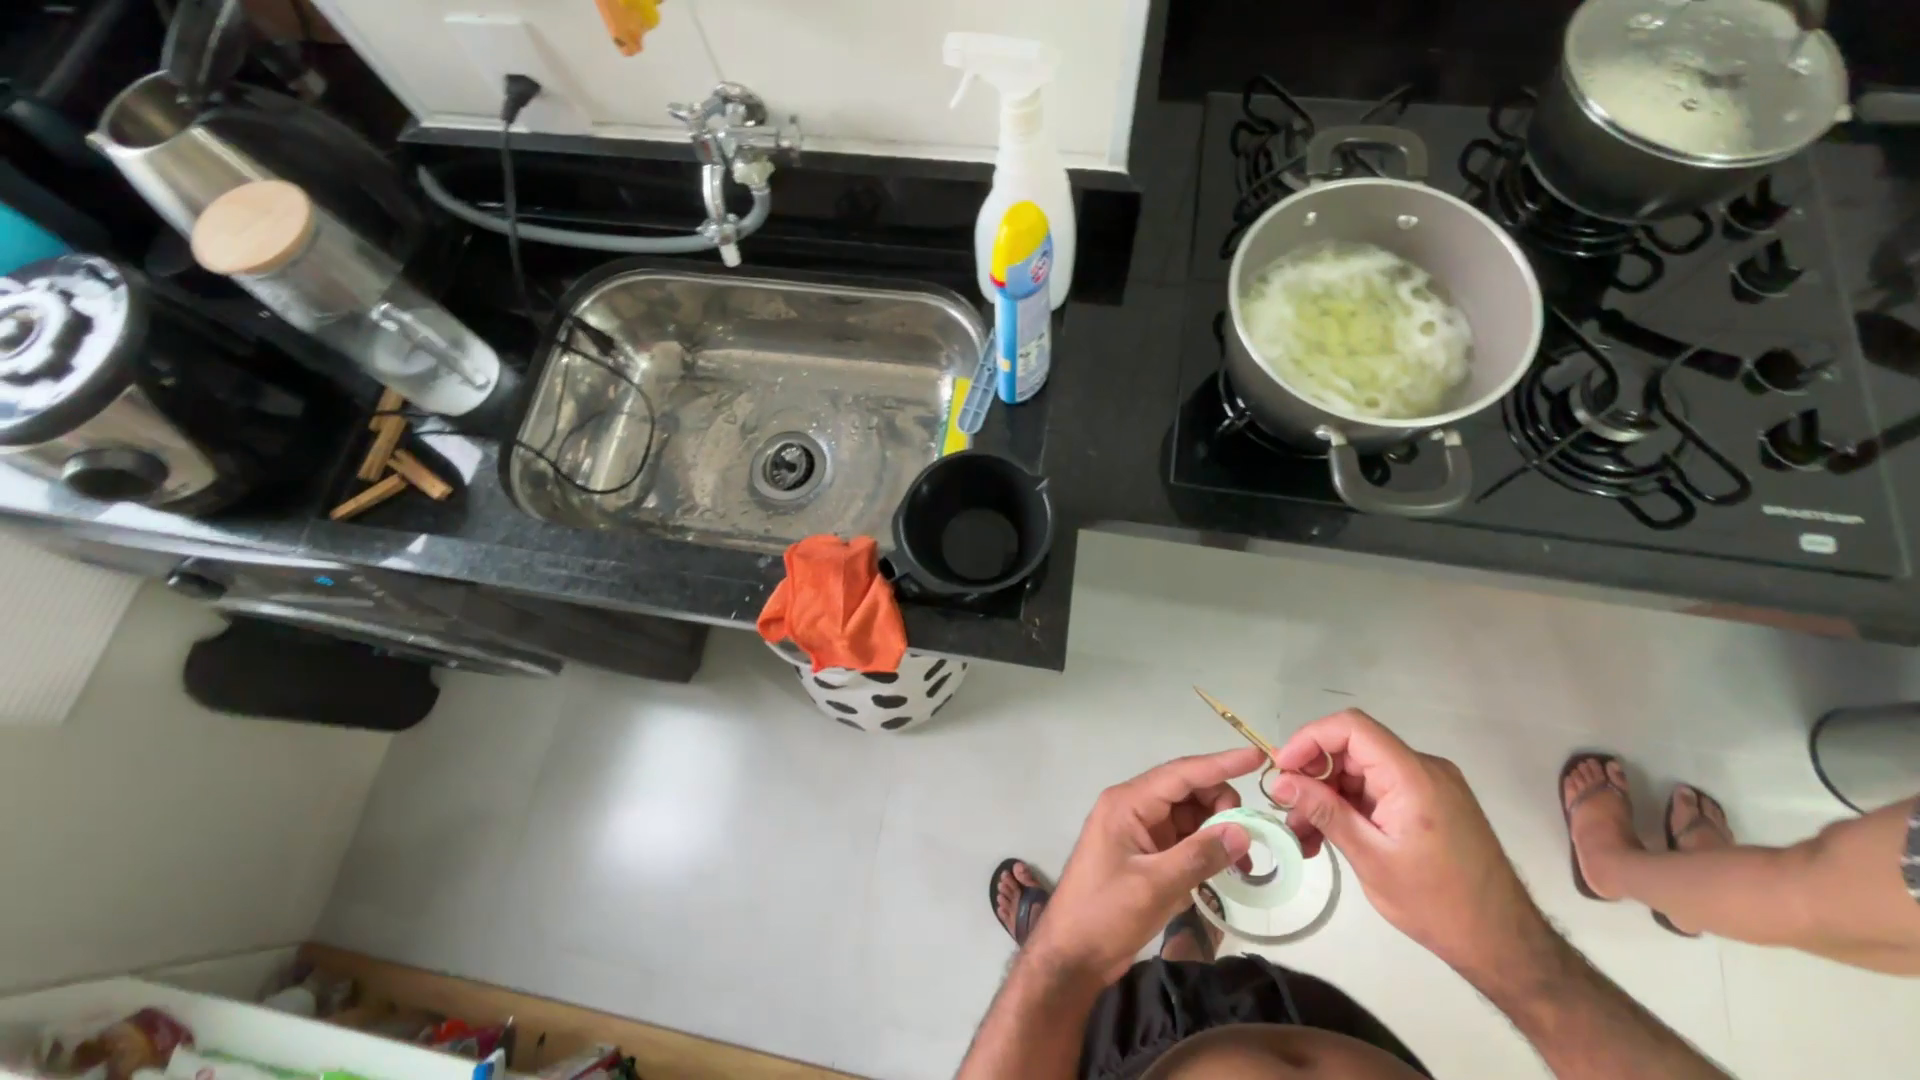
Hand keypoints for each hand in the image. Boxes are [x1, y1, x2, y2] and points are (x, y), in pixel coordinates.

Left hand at [1028, 747, 1262, 983]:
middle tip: (1250, 837)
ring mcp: (1139, 830)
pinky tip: (1226, 866)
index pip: (1181, 773)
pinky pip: (1184, 837)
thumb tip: (1243, 831)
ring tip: (1244, 859)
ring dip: (1218, 828)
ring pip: (1190, 814)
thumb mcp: (1155, 885)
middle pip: (1188, 790)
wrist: (1072, 954)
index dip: (1220, 764)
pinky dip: (1206, 847)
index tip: (1257, 757)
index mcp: (1127, 804)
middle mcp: (1133, 808)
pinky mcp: (1145, 853)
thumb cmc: (1104, 914)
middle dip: (1222, 804)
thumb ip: (1200, 855)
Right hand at [1264, 709, 1544, 976]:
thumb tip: (1280, 781)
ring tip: (1304, 837)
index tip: (1282, 770)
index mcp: (1413, 776)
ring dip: (1327, 797)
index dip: (1310, 739)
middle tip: (1287, 813)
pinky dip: (1350, 808)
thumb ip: (1324, 811)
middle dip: (1313, 776)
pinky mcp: (1429, 803)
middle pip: (1353, 750)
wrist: (1502, 941)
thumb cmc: (1436, 902)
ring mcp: (1429, 785)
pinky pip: (1378, 791)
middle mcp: (1423, 769)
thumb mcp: (1370, 858)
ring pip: (1361, 774)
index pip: (1352, 728)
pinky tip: (1328, 838)